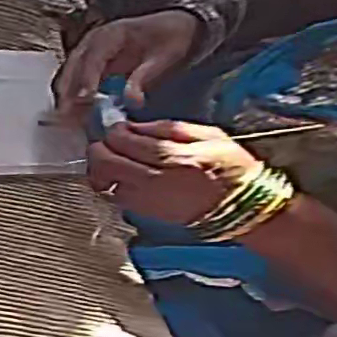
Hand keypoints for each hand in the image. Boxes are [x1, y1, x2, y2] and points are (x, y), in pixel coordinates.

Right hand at [53, 10, 197, 121]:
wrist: (171, 30)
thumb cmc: (169, 38)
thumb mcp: (164, 56)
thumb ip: (145, 77)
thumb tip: (132, 101)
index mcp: (109, 35)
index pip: (91, 59)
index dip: (86, 80)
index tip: (86, 99)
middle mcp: (90, 44)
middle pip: (70, 71)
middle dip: (69, 94)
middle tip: (71, 115)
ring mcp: (84, 56)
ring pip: (66, 80)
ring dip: (67, 100)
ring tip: (71, 119)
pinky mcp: (85, 69)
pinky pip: (73, 86)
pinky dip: (73, 101)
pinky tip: (76, 115)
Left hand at [87, 121, 261, 225]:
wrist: (239, 206)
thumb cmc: (228, 166)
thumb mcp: (209, 136)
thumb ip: (168, 128)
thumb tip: (133, 126)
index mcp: (173, 157)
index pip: (126, 141)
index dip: (115, 131)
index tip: (118, 127)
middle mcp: (153, 179)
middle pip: (106, 161)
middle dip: (99, 148)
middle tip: (105, 142)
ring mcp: (142, 197)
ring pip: (101, 179)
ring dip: (97, 166)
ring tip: (108, 158)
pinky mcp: (139, 210)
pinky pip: (108, 193)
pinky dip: (105, 182)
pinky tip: (115, 175)